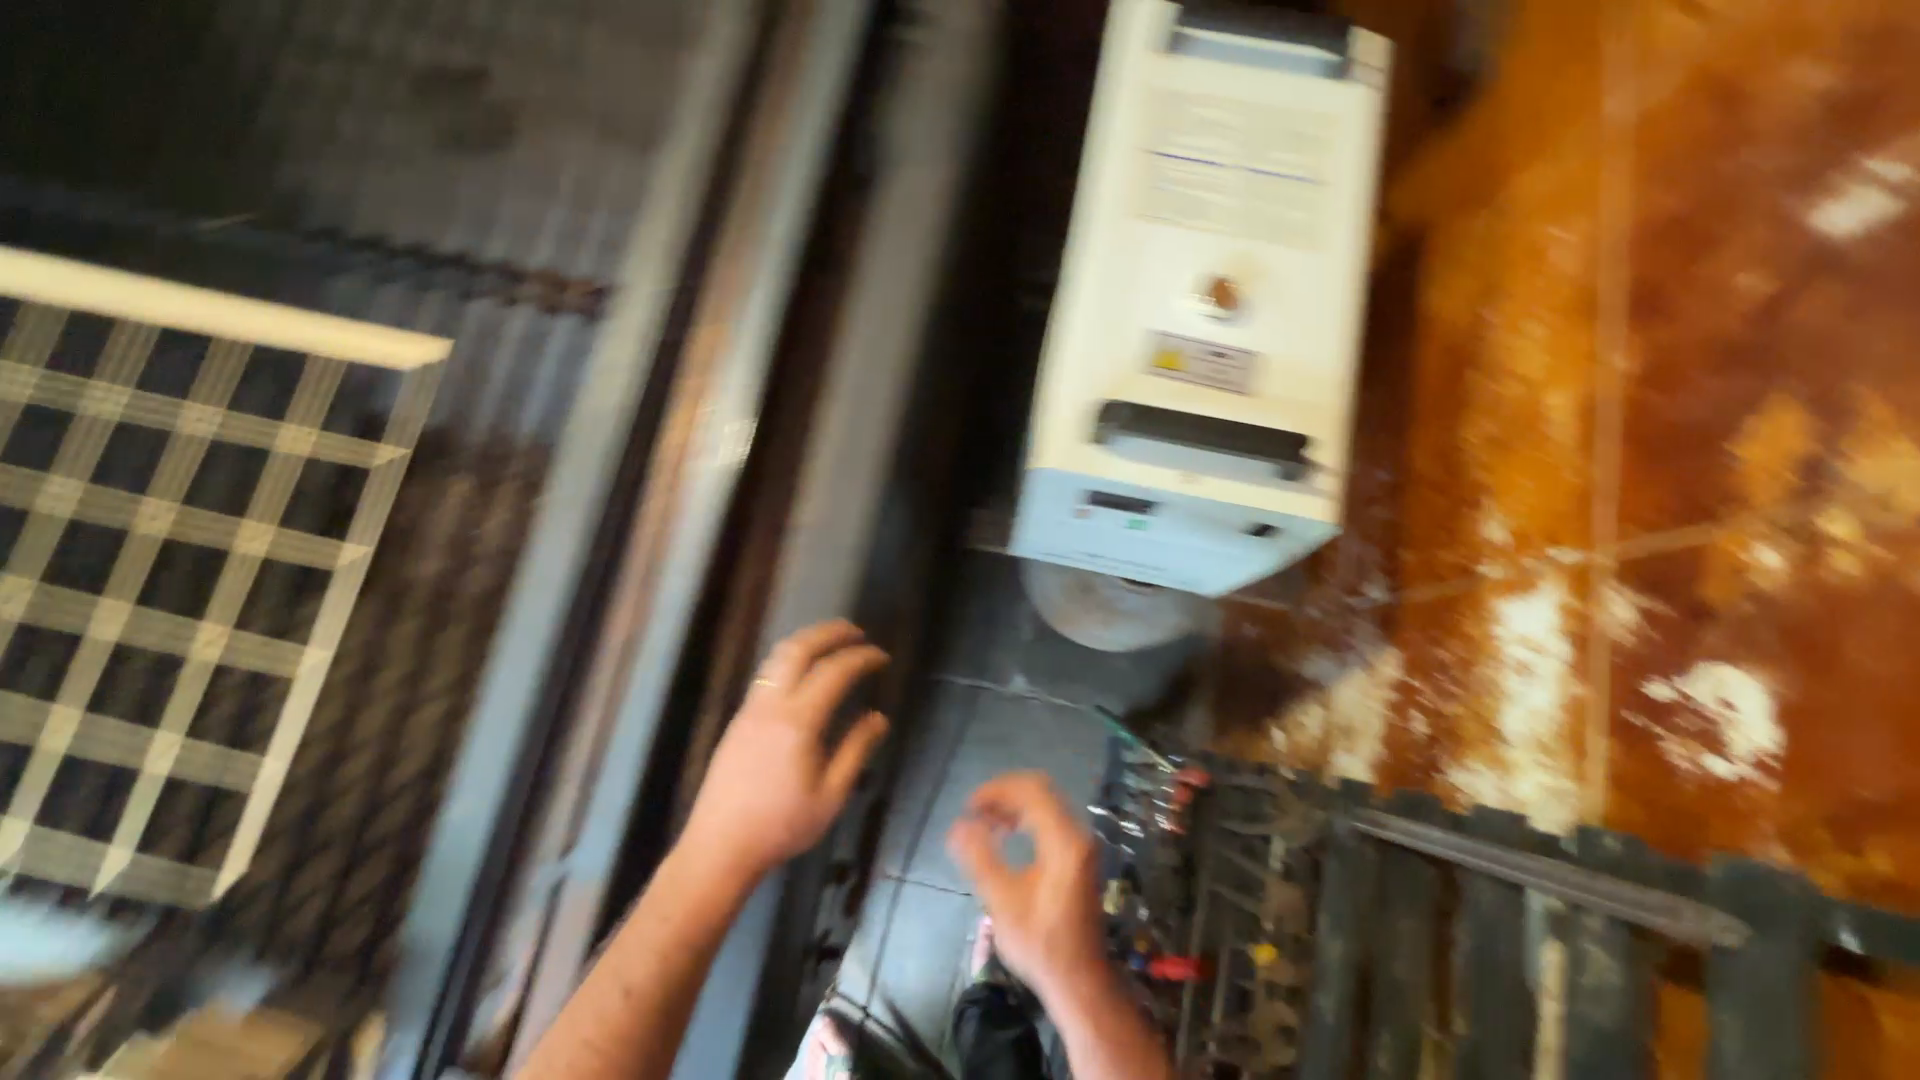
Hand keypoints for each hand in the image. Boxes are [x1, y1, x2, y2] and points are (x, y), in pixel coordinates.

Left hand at [684, 619, 889, 882]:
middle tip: (856, 631)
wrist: (719, 847)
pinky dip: (790, 660)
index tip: (881, 656)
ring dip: (806, 642)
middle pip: (798, 649)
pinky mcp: (738, 721)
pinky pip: (766, 675)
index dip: (861, 658)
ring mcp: (749, 710)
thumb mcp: (830, 796)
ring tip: (831, 644)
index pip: (834, 672)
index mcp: (797, 722)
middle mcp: (770, 706)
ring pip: (776, 658)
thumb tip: (878, 717)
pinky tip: (803, 674)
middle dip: (829, 633)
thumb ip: (855, 750)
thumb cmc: (781, 826)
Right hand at [946, 772, 1107, 1002]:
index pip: (1031, 790)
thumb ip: (980, 859)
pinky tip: (1005, 835)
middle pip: (1040, 791)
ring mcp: (1081, 845)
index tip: (969, 806)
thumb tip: (958, 826)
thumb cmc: (1041, 943)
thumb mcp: (1003, 903)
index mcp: (1064, 841)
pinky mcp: (1079, 856)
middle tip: (974, 811)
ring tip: (984, 823)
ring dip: (1014, 805)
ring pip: (1046, 804)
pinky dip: (1026, 818)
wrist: (1079, 979)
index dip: (997, 790)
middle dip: (1004, 794)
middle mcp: (1077, 835)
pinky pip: (1051, 819)